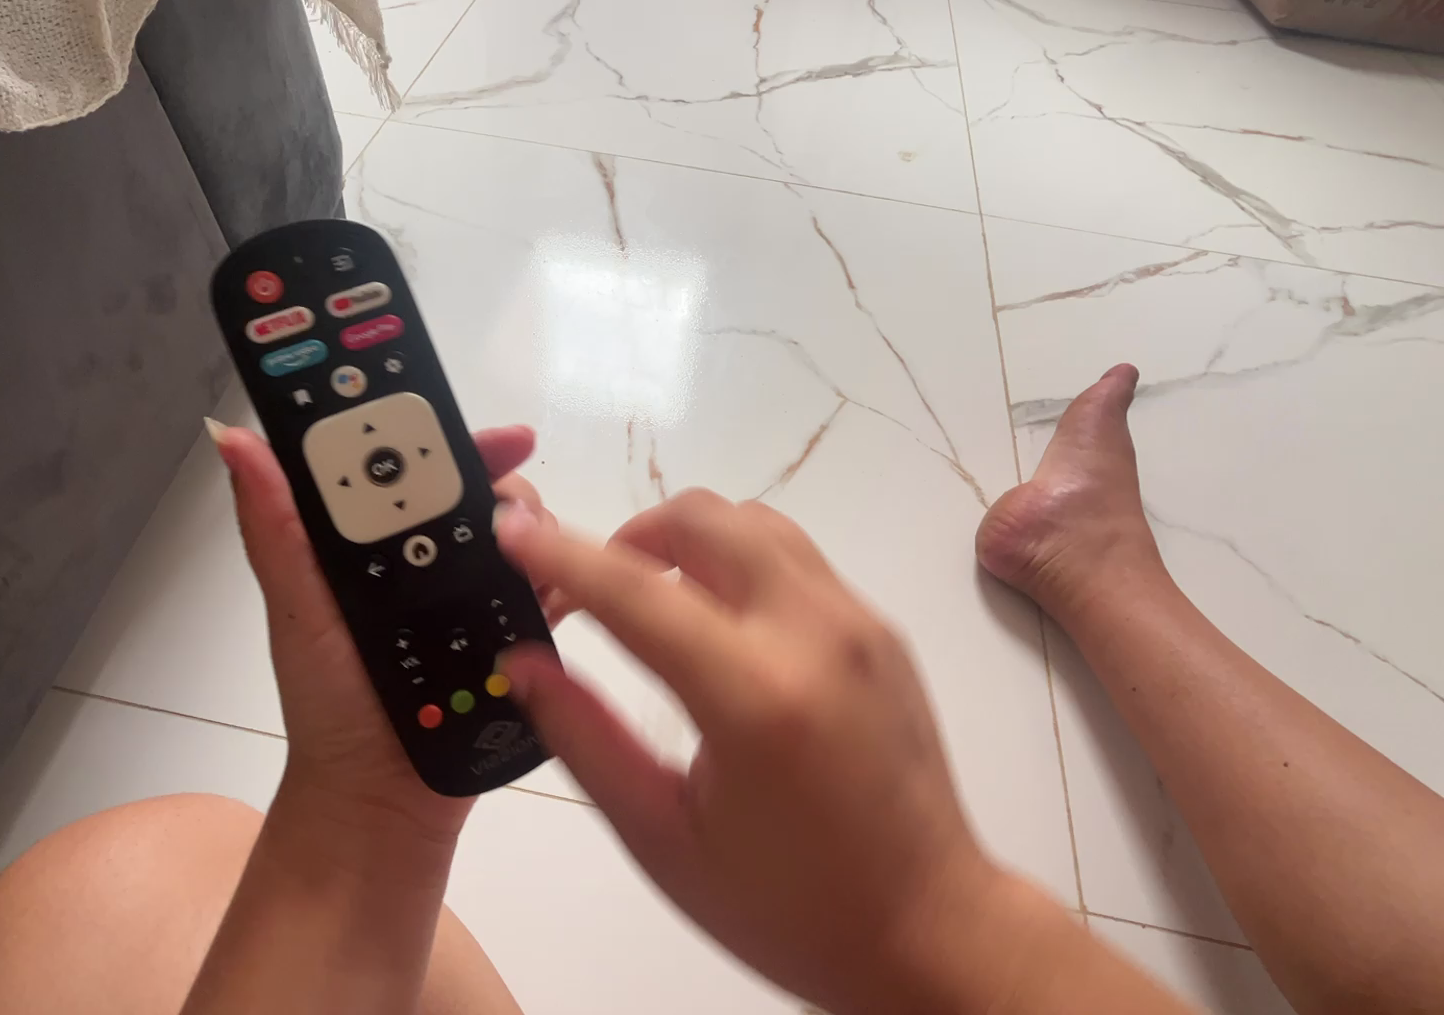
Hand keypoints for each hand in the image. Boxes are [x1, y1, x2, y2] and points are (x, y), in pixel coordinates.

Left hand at [209, 420, 558, 848]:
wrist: (386, 797)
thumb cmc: (331, 704)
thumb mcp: (298, 611)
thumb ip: (277, 532)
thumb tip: (233, 438)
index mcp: (372, 545)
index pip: (406, 467)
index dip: (437, 433)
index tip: (478, 423)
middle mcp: (425, 561)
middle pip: (473, 492)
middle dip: (500, 480)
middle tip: (515, 491)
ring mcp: (471, 595)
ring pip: (516, 534)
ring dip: (533, 527)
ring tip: (538, 549)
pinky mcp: (508, 630)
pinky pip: (543, 586)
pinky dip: (559, 573)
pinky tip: (566, 577)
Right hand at [494, 490, 1010, 1013]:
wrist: (931, 924)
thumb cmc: (787, 903)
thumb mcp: (661, 836)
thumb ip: (583, 737)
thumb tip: (525, 663)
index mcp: (755, 697)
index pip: (637, 593)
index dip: (563, 555)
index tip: (513, 531)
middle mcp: (815, 633)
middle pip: (703, 519)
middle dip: (628, 534)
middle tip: (592, 588)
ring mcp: (857, 620)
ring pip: (751, 520)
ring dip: (685, 537)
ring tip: (651, 595)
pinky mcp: (878, 625)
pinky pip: (790, 554)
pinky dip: (733, 558)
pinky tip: (717, 618)